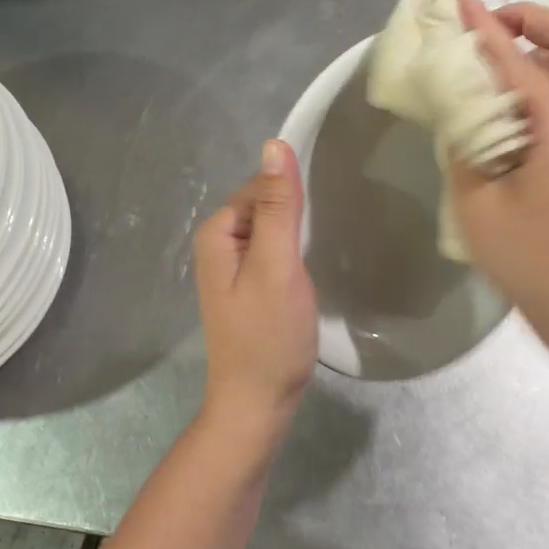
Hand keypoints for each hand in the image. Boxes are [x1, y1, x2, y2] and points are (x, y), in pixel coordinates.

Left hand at [193, 140, 318, 431]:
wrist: (259, 403)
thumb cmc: (268, 335)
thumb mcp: (277, 266)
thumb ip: (279, 207)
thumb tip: (275, 145)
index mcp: (219, 233)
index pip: (262, 185)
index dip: (293, 193)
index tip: (324, 211)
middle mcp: (221, 244)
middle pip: (268, 204)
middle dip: (297, 212)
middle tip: (329, 232)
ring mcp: (236, 268)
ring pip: (275, 229)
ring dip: (299, 233)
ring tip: (325, 247)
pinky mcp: (254, 287)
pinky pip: (277, 252)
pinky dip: (296, 254)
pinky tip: (313, 268)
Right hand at [449, 0, 548, 334]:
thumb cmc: (523, 255)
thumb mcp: (476, 200)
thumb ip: (464, 145)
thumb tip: (458, 111)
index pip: (518, 61)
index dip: (486, 27)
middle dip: (537, 21)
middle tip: (493, 26)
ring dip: (544, 46)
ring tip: (497, 54)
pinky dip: (545, 76)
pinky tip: (509, 96)